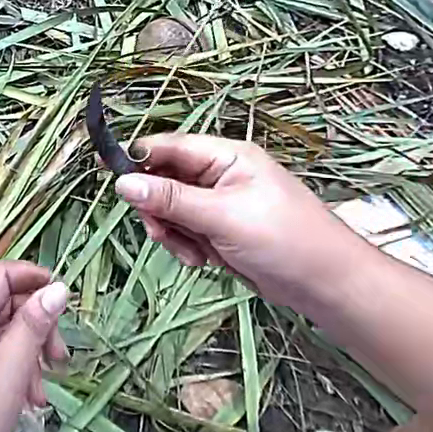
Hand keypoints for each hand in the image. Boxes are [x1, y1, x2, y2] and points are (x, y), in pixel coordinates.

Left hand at [0, 262, 68, 431]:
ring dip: (29, 355)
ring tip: (40, 394)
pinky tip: (26, 402)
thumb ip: (35, 324)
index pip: (1, 274)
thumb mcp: (12, 368)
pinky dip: (13, 372)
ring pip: (1, 335)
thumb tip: (57, 288)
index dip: (35, 278)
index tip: (64, 299)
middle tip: (60, 359)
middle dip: (38, 326)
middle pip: (4, 305)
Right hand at [114, 134, 375, 314]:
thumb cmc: (282, 238)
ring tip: (193, 253)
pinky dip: (186, 246)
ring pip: (172, 210)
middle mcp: (220, 174)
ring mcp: (219, 203)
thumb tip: (123, 182)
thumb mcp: (222, 215)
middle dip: (158, 208)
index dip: (137, 158)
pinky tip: (203, 260)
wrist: (324, 283)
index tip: (107, 174)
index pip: (170, 148)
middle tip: (161, 233)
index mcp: (225, 156)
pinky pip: (186, 231)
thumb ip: (172, 199)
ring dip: (173, 233)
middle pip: (165, 181)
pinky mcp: (220, 230)